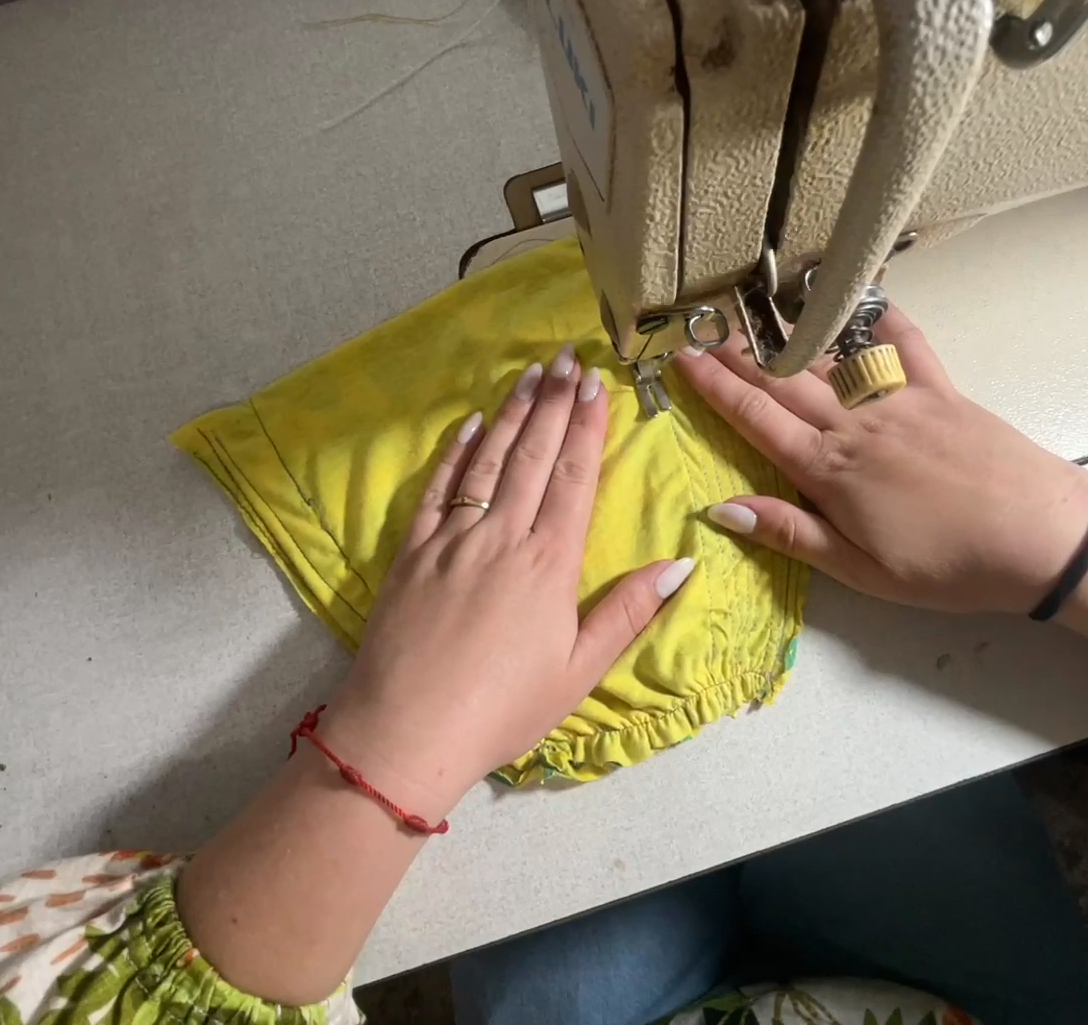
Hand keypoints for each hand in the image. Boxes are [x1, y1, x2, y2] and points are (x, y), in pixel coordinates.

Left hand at [317, 343, 692, 814]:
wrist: (406, 731)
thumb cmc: (502, 708)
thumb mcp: (579, 670)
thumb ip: (628, 611)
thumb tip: (682, 563)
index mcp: (549, 562)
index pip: (574, 477)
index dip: (587, 428)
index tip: (596, 384)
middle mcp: (502, 535)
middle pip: (534, 456)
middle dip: (555, 403)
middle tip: (567, 357)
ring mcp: (452, 537)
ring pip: (489, 460)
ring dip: (513, 413)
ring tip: (530, 373)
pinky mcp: (412, 549)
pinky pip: (438, 487)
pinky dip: (456, 450)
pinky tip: (472, 422)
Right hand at [671, 308, 1087, 613]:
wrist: (1043, 539)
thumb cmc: (946, 566)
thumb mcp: (860, 570)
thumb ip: (791, 534)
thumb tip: (721, 509)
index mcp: (829, 471)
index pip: (756, 420)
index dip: (714, 389)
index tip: (682, 360)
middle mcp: (855, 425)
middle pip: (784, 383)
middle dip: (738, 359)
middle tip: (704, 334)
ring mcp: (899, 402)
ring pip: (831, 362)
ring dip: (789, 341)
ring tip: (758, 326)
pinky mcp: (942, 392)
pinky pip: (906, 346)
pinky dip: (884, 320)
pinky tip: (867, 301)